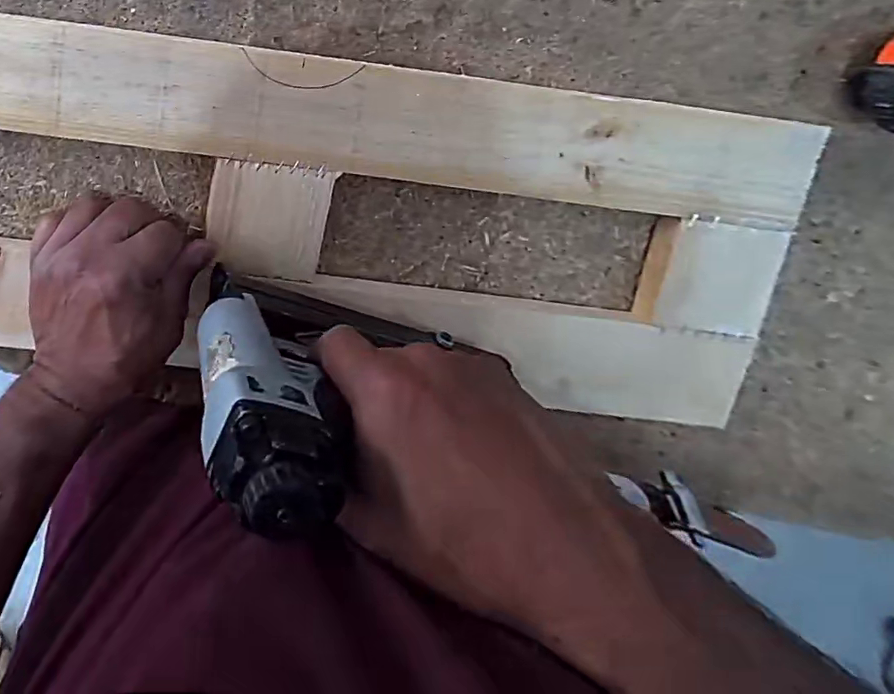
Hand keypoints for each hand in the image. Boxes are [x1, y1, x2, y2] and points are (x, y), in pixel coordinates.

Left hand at [25, 196, 215, 418]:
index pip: (165, 231)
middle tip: (155, 246)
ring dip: (114, 216)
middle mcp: (89, 255)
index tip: (179, 255)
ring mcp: (60, 254)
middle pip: (131, 208)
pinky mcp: (40, 259)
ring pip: (94, 203)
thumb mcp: (166, 324)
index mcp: (124, 274)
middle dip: (151, 223)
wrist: (69, 383)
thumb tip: (203, 244)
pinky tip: (90, 239)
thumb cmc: (124, 360)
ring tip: (123, 237)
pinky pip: (57, 217)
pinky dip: (77, 221)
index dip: (179, 242)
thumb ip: (182, 276)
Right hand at [317, 327, 665, 653]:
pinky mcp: (507, 377)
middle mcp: (426, 363)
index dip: (321, 365)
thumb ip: (334, 486)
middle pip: (379, 360)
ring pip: (421, 370)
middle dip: (372, 395)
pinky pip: (460, 378)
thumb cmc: (470, 545)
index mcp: (385, 390)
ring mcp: (471, 366)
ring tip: (438, 453)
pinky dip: (455, 401)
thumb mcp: (378, 530)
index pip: (333, 341)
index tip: (328, 397)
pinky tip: (477, 448)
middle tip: (385, 447)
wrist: (574, 553)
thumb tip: (320, 471)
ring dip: (416, 397)